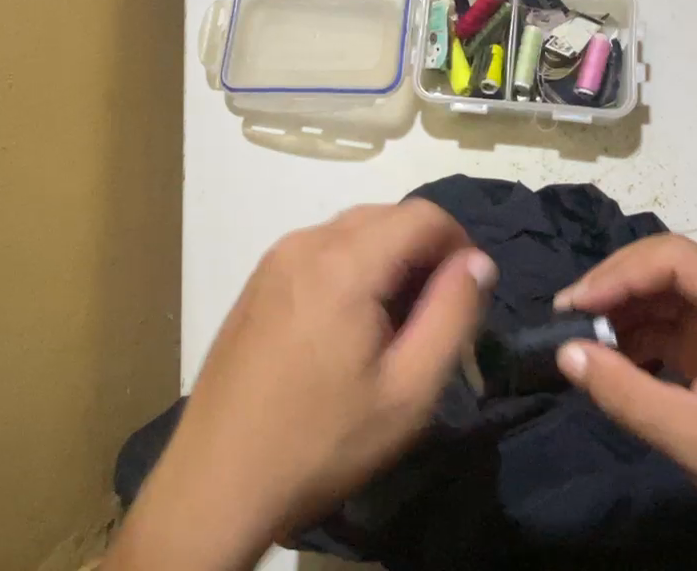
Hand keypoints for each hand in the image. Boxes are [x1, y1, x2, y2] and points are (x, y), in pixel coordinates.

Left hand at [108, 200, 495, 570]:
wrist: (217, 480)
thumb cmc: (321, 440)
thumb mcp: (407, 392)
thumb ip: (453, 315)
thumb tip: (479, 262)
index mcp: (343, 262)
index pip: (422, 215)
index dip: (459, 244)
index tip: (468, 295)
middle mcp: (305, 242)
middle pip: (387, 216)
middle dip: (424, 251)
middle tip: (436, 314)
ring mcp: (274, 259)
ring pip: (352, 231)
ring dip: (388, 258)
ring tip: (396, 323)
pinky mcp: (257, 281)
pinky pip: (320, 250)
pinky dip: (352, 267)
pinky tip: (349, 324)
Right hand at [553, 235, 696, 569]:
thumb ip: (630, 396)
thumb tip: (566, 353)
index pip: (680, 261)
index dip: (624, 272)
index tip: (580, 303)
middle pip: (667, 271)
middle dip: (615, 286)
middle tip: (567, 314)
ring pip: (661, 297)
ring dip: (618, 310)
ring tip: (578, 336)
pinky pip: (663, 329)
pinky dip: (629, 337)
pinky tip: (605, 359)